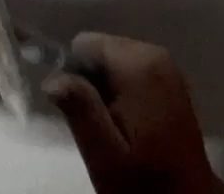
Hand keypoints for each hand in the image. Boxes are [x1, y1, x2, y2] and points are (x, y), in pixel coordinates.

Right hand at [44, 33, 223, 193]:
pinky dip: (124, 89)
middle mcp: (155, 53)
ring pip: (116, 59)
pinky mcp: (171, 78)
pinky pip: (133, 69)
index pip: (86, 43)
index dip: (74, 73)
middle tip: (98, 123)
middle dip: (92, 80)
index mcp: (138, 64)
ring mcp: (167, 64)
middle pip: (102, 49)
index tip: (79, 108)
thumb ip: (80, 109)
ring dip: (107, 87)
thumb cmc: (144, 180)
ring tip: (113, 125)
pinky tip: (130, 122)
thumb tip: (52, 78)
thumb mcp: (104, 153)